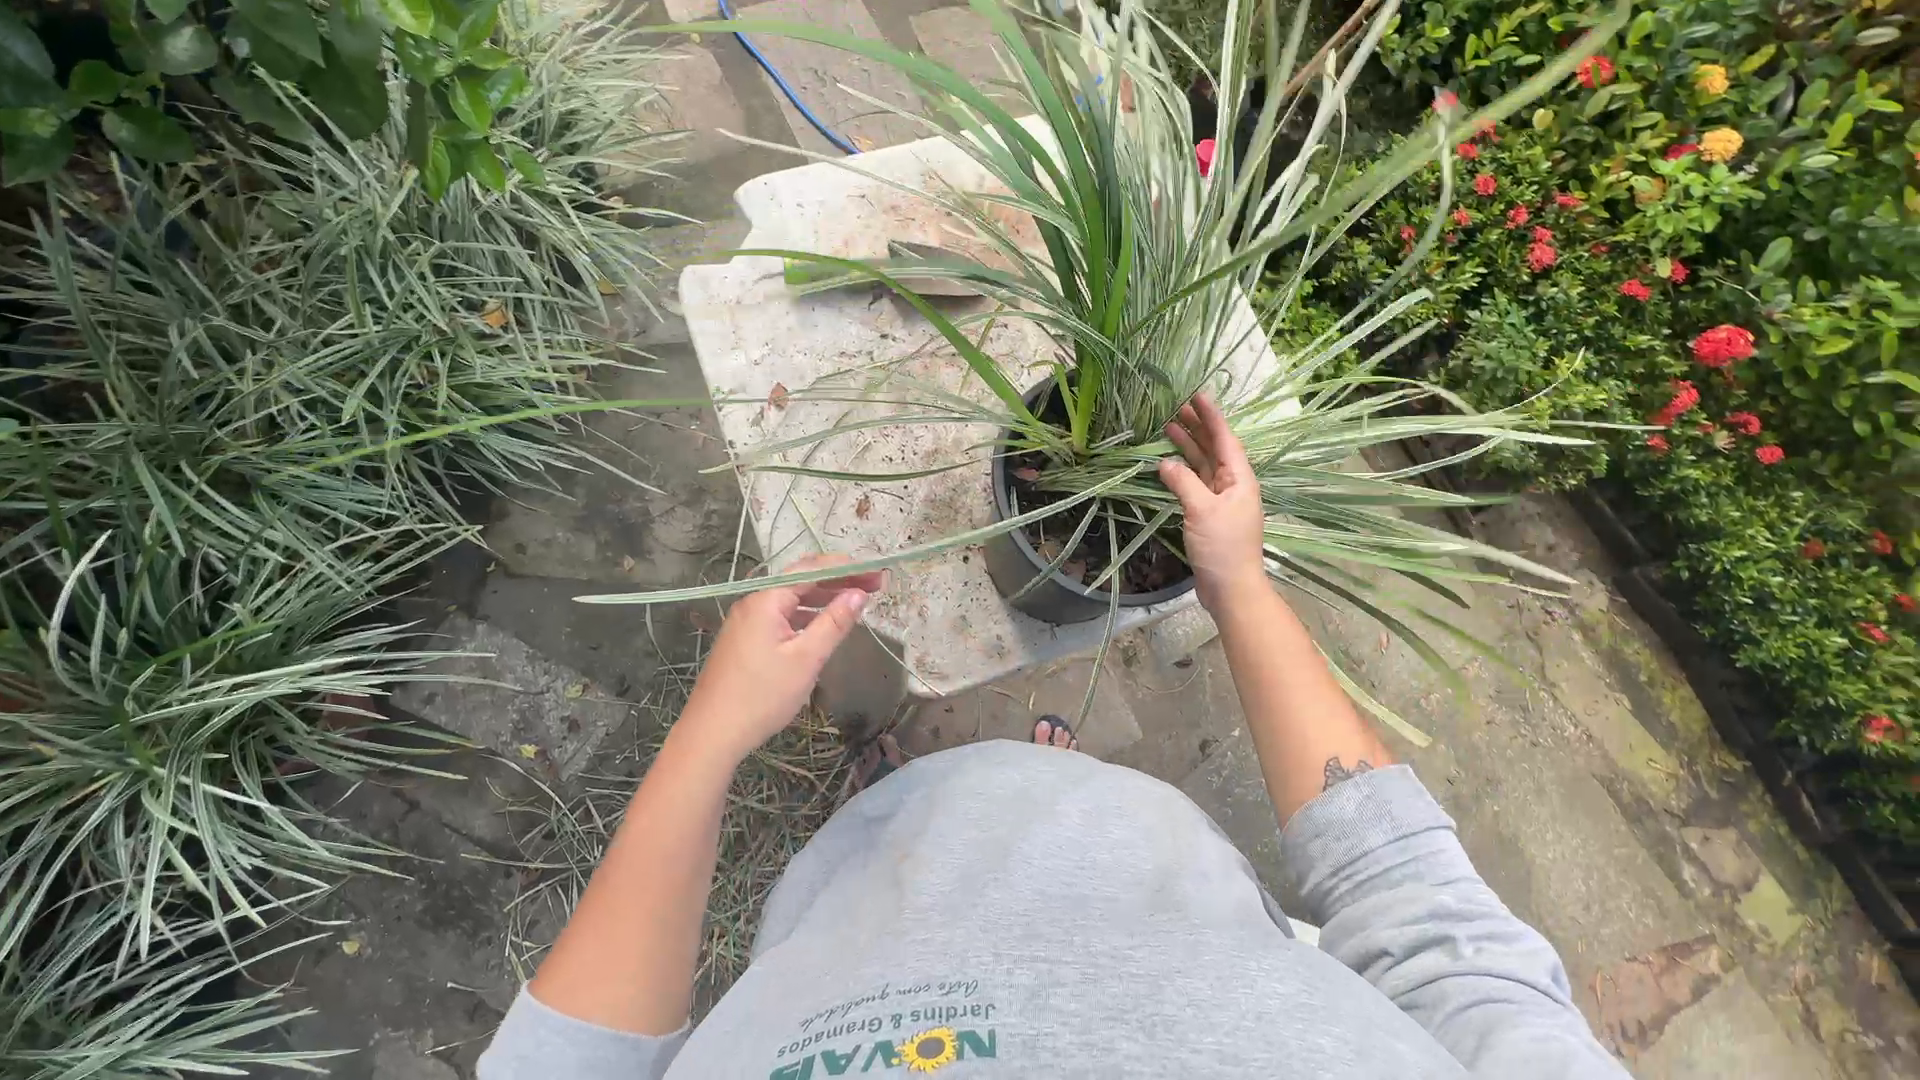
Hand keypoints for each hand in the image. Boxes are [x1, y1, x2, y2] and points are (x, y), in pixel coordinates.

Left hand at [675, 554, 885, 763]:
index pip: (812, 569)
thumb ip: (834, 623)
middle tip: (875, 586)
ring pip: (791, 599)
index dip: (848, 569)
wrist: (711, 733)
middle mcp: (754, 602)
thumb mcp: (806, 658)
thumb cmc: (762, 695)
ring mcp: (746, 621)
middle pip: (801, 580)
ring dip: (823, 598)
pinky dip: (806, 616)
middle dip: (838, 580)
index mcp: (767, 600)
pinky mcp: (745, 640)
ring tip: (855, 602)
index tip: (878, 575)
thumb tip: (858, 594)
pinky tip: (822, 626)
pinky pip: (781, 616)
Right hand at [1158, 393, 1268, 611]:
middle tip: (1176, 406)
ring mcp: (1221, 500)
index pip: (1224, 438)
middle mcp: (1233, 485)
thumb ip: (1183, 482)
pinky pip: (1196, 482)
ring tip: (1168, 427)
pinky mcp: (1209, 515)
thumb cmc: (1223, 548)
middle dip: (1197, 427)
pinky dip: (1182, 470)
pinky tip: (1168, 464)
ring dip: (1188, 446)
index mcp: (1239, 478)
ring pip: (1203, 465)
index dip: (1211, 416)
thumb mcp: (1201, 511)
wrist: (1231, 588)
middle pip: (1214, 448)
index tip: (1197, 394)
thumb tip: (1165, 463)